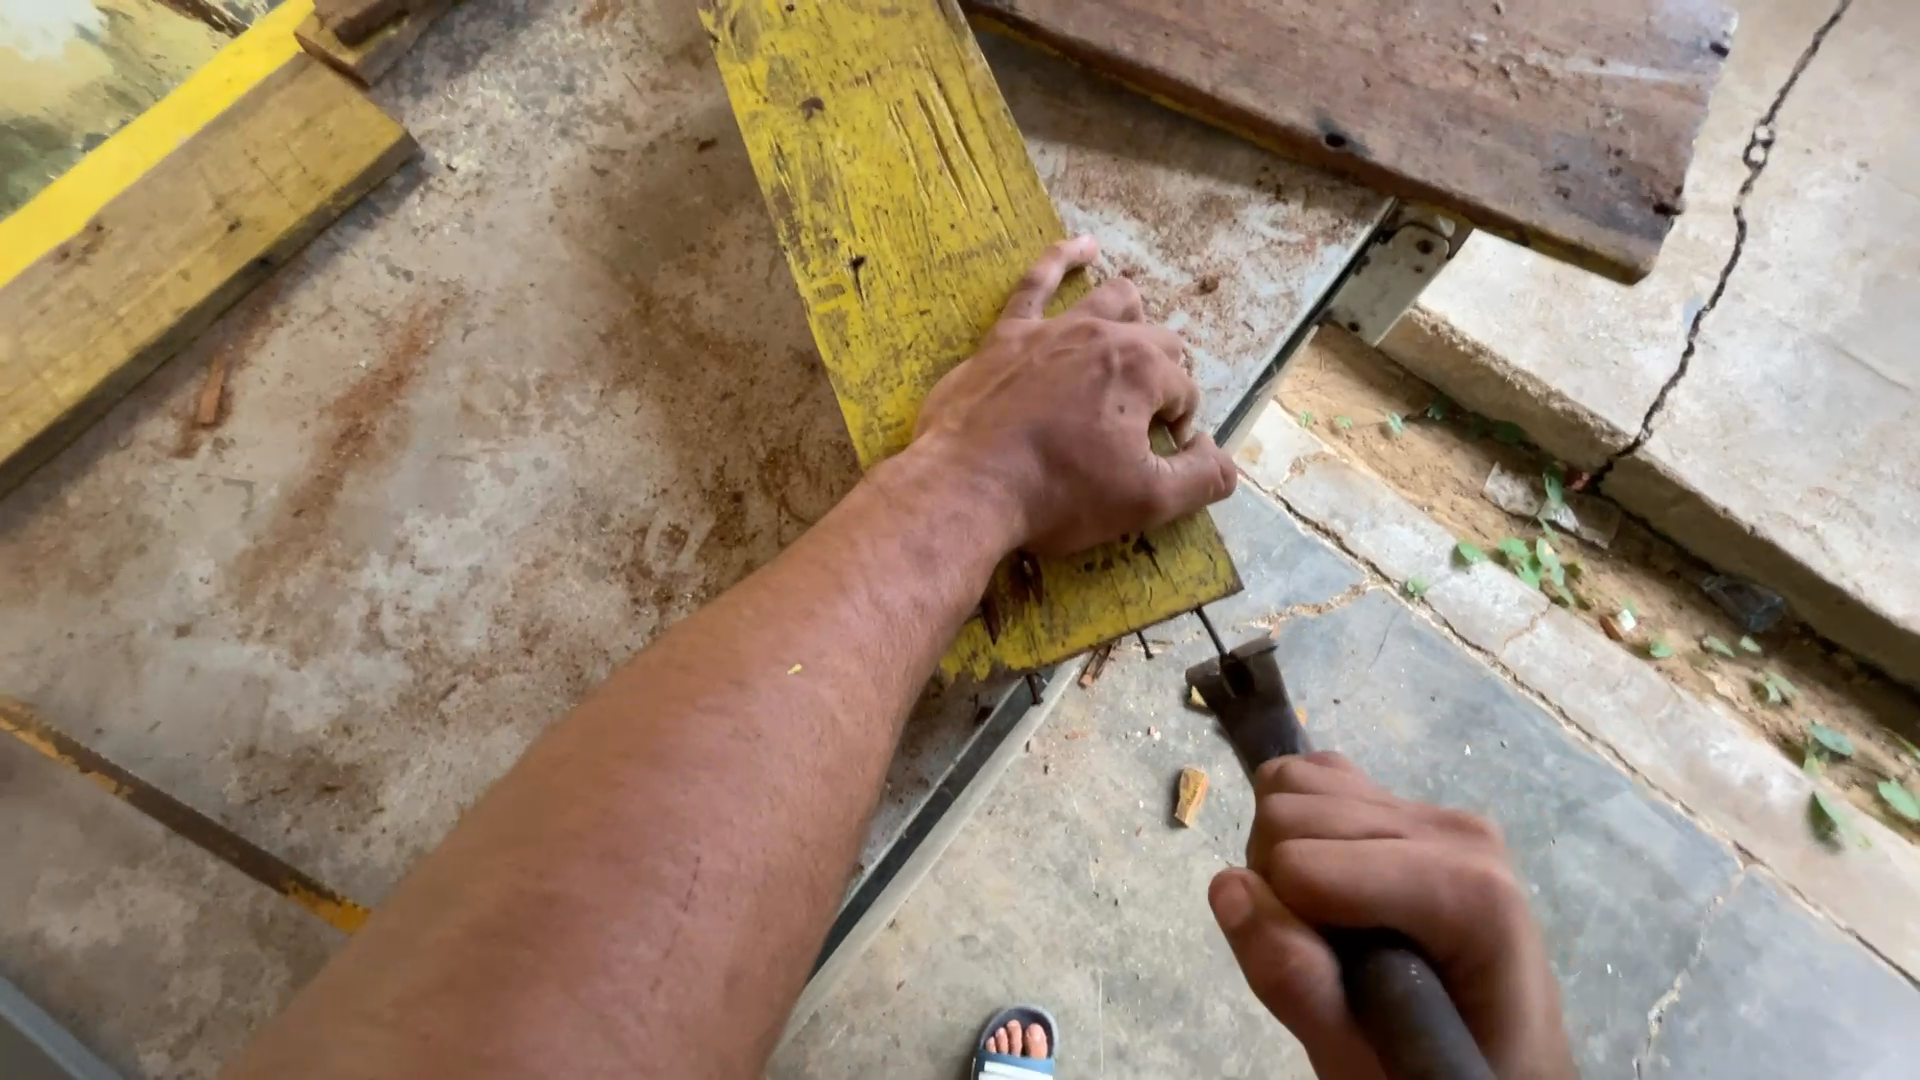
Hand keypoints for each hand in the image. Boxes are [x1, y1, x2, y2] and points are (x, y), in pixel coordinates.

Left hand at [909, 236, 1236, 556]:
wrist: (967, 486)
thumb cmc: (1058, 495)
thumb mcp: (1146, 502)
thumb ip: (1202, 478)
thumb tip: (1221, 456)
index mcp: (1143, 370)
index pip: (1183, 392)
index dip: (1177, 426)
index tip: (1154, 456)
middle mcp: (1103, 335)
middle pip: (1155, 343)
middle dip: (1162, 378)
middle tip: (1139, 422)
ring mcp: (1052, 328)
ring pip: (1111, 300)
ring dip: (1134, 318)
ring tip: (1135, 340)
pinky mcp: (1007, 334)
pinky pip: (1037, 280)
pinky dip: (1064, 258)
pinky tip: (1083, 246)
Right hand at [1208, 753, 1575, 1079]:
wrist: (1487, 1056)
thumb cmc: (1429, 1070)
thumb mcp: (1357, 1062)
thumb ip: (1295, 982)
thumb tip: (1228, 886)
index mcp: (1466, 892)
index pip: (1300, 865)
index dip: (1288, 925)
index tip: (1332, 977)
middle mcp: (1453, 829)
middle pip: (1286, 813)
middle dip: (1277, 882)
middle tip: (1321, 946)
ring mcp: (1429, 807)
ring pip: (1286, 783)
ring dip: (1278, 849)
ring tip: (1325, 912)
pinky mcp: (1402, 797)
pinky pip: (1304, 774)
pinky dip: (1291, 820)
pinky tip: (1327, 871)